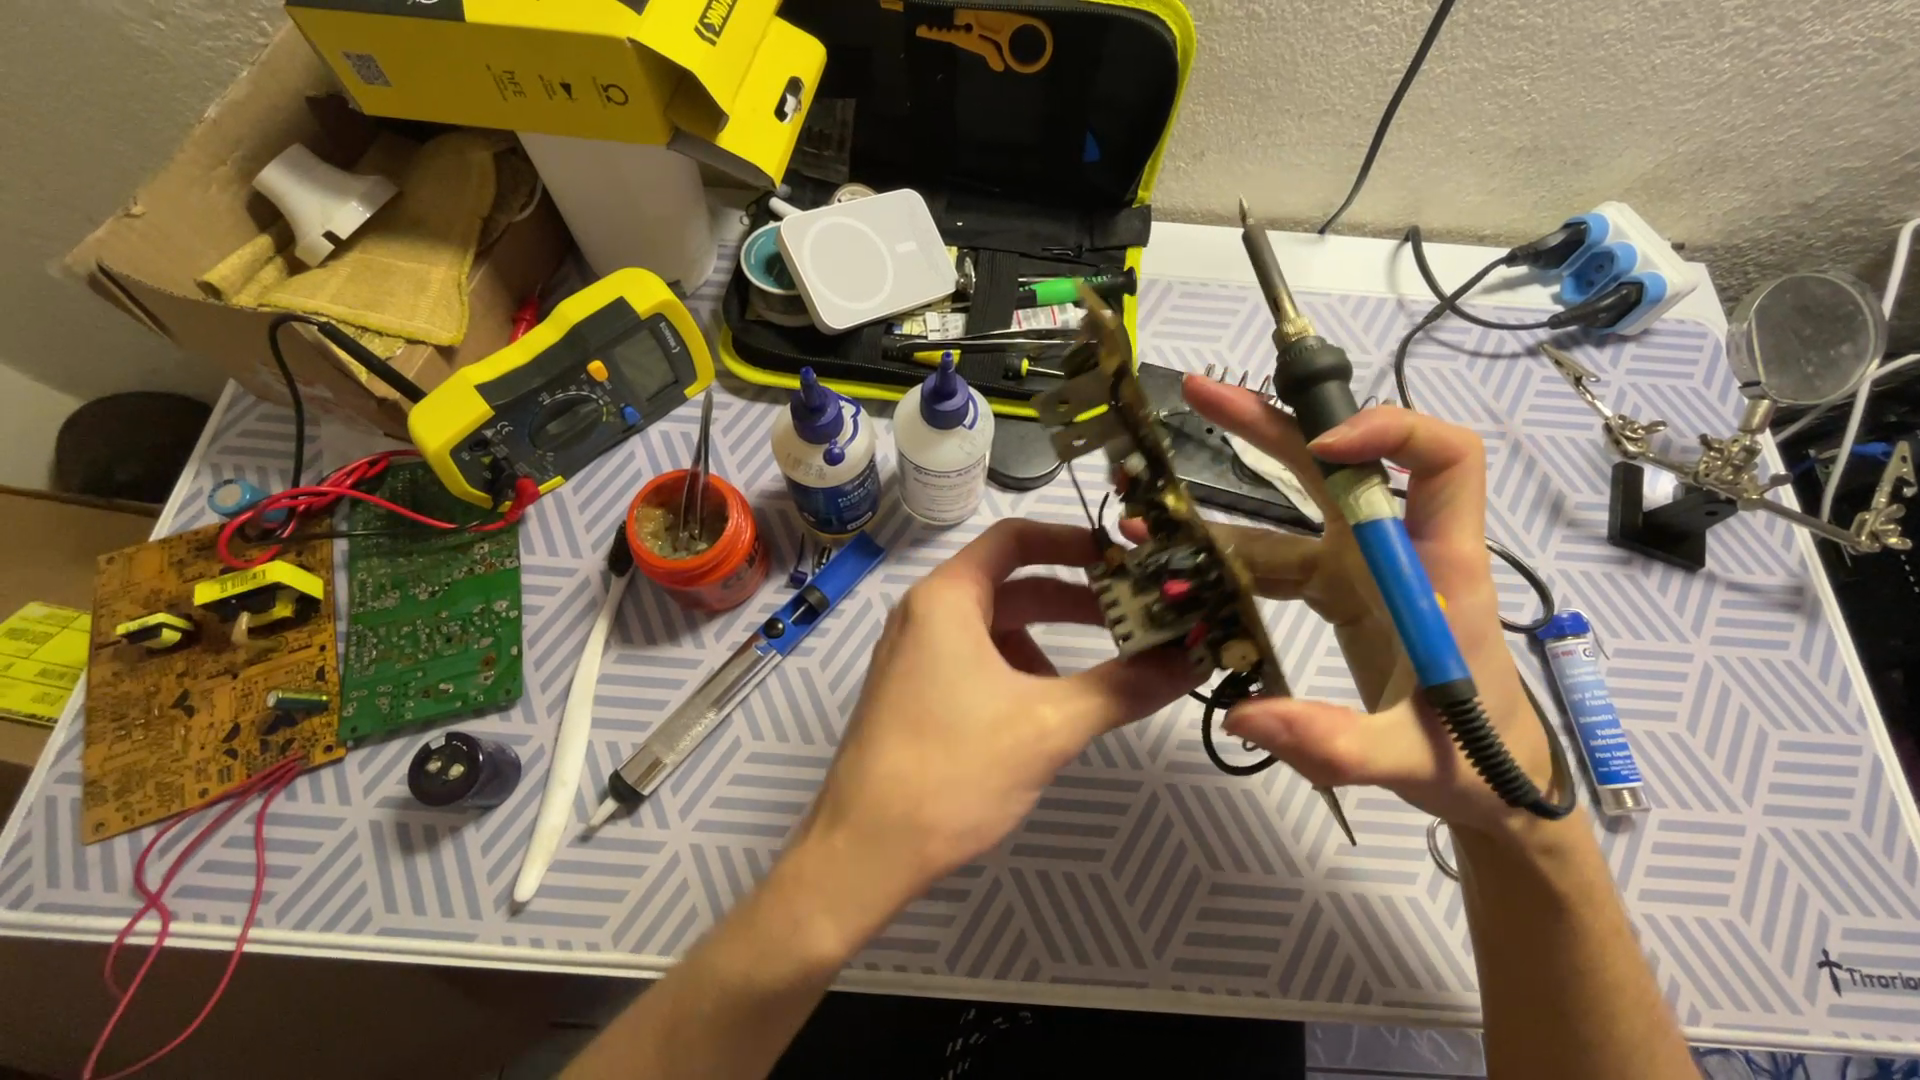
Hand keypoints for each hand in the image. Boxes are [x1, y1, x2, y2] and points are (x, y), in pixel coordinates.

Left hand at [797, 519, 1199, 905]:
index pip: (1015, 539)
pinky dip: (1019, 674)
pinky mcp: (915, 695)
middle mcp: (925, 615)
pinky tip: (1046, 716)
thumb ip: (1123, 688)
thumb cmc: (953, 770)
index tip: (1123, 560)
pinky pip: (977, 664)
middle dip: (1074, 602)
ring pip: (997, 630)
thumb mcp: (1049, 726)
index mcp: (947, 599)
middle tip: (1134, 622)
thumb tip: (1192, 661)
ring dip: (1048, 644)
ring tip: (1095, 682)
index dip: (1072, 541)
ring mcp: (915, 657)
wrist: (865, 851)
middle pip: (1011, 586)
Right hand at [1179, 377, 1556, 840]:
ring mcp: (1362, 566)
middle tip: (1199, 395)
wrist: (1480, 775)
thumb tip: (1242, 713)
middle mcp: (1397, 549)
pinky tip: (1180, 563)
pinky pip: (1275, 557)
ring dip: (1224, 501)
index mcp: (1437, 567)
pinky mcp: (1337, 587)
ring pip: (1295, 508)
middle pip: (1339, 462)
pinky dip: (1227, 556)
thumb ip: (1335, 743)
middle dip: (1270, 424)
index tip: (1324, 448)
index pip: (1444, 461)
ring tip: (1150, 505)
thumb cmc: (1468, 756)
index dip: (1389, 433)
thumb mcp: (1406, 759)